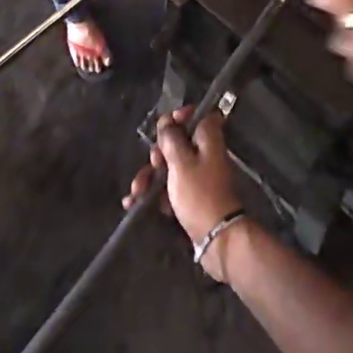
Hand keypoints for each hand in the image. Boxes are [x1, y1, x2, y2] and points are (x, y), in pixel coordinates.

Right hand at [124, 107, 244, 280]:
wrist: (217, 237)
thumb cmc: (199, 193)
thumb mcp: (181, 162)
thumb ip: (171, 139)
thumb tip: (167, 122)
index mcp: (208, 138)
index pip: (198, 115)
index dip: (181, 117)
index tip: (165, 126)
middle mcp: (205, 153)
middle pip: (178, 142)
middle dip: (158, 153)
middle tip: (155, 163)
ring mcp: (198, 176)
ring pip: (169, 167)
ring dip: (150, 177)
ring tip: (137, 192)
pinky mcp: (191, 197)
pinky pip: (169, 188)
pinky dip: (154, 193)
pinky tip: (135, 202)